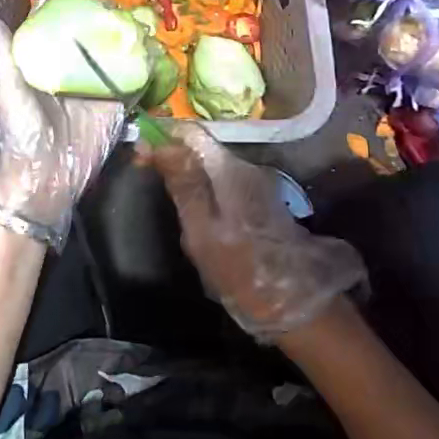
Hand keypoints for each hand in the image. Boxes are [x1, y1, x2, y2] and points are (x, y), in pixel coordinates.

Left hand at [0, 13, 124, 249]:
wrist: (45, 183)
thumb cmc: (20, 137)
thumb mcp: (8, 93)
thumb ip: (1, 54)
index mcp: (39, 61)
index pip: (47, 21)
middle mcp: (67, 67)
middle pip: (83, 29)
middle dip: (94, 8)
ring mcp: (93, 84)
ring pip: (109, 47)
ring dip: (120, 29)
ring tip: (131, 12)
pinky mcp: (116, 103)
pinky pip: (131, 76)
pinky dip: (142, 60)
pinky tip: (150, 43)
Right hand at [140, 122, 367, 339]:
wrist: (297, 305)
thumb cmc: (240, 269)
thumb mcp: (201, 230)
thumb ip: (183, 184)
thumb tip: (158, 143)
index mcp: (228, 170)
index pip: (190, 133)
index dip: (162, 136)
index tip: (141, 155)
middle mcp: (245, 168)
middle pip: (201, 148)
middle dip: (173, 157)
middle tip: (149, 179)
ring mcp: (256, 184)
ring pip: (212, 166)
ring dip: (189, 175)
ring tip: (174, 203)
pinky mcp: (261, 201)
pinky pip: (224, 183)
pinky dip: (206, 190)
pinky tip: (200, 216)